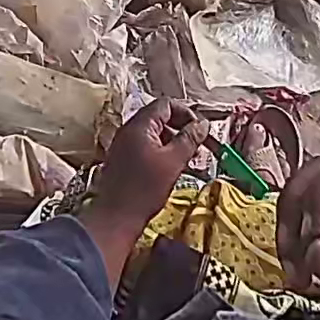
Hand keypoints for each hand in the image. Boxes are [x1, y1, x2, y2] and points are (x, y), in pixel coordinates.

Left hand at [77, 99, 205, 289]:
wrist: (116, 215)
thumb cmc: (145, 188)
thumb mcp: (173, 162)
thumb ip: (189, 140)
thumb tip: (203, 124)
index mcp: (140, 124)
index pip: (165, 104)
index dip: (187, 113)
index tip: (201, 130)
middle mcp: (130, 128)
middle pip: (160, 117)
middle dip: (182, 128)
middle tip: (199, 145)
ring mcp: (126, 142)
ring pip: (155, 133)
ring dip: (174, 141)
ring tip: (191, 159)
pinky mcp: (125, 157)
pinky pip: (148, 146)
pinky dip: (163, 151)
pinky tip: (175, 167)